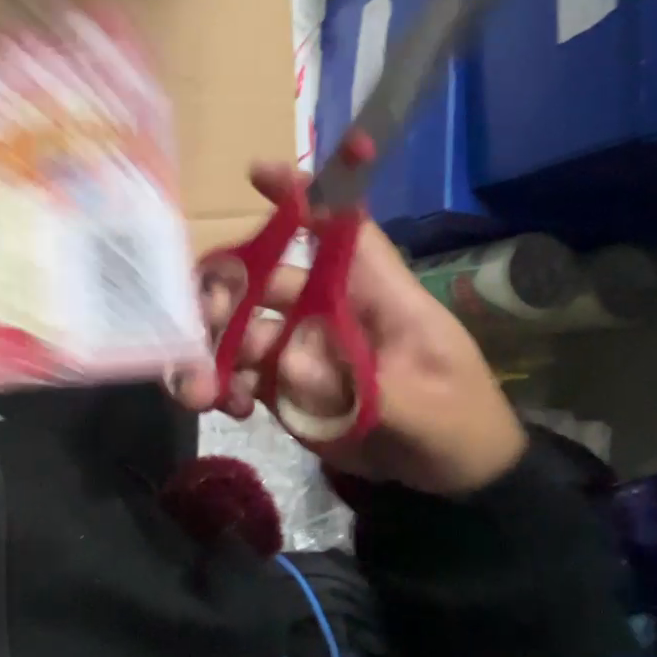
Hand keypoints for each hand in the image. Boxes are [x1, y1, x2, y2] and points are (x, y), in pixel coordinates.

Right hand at [171, 164, 525, 495]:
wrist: (449, 482)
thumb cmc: (456, 427)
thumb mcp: (424, 409)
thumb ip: (358, 386)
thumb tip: (285, 362)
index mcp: (373, 295)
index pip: (339, 231)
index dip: (301, 197)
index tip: (257, 173)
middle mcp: (327, 311)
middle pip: (264, 278)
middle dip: (225, 292)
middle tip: (203, 322)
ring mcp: (301, 348)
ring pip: (239, 329)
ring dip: (212, 350)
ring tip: (200, 388)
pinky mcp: (282, 384)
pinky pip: (236, 373)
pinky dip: (221, 386)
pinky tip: (227, 407)